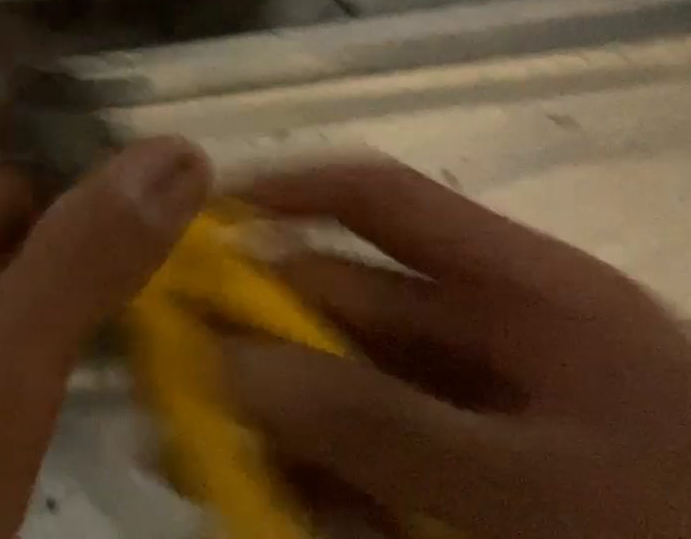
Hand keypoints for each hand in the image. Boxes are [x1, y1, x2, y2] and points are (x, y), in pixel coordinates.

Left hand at [0, 102, 210, 538]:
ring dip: (50, 267)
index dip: (39, 125)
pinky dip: (19, 319)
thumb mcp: (5, 350)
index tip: (135, 137)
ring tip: (158, 275)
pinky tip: (83, 339)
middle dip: (64, 204)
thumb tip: (175, 151)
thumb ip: (86, 249)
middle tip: (184, 219)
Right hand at [226, 159, 690, 538]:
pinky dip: (306, 471)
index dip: (275, 191)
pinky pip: (359, 451)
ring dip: (258, 415)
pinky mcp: (468, 475)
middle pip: (328, 300)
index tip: (184, 225)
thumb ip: (366, 418)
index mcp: (522, 291)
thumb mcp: (529, 484)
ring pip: (329, 383)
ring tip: (187, 456)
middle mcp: (486, 333)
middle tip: (161, 377)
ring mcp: (475, 408)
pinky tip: (266, 500)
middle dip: (237, 337)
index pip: (374, 197)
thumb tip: (213, 360)